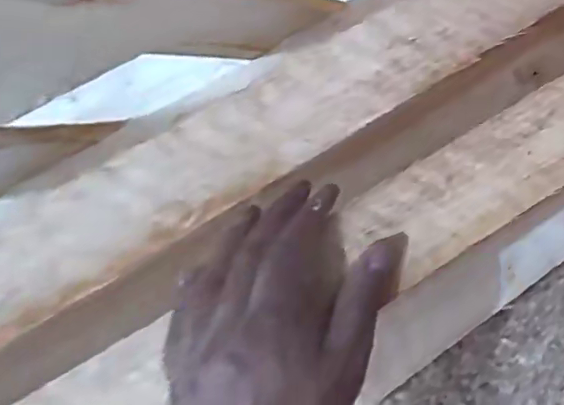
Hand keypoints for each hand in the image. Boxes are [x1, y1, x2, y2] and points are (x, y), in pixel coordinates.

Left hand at [166, 181, 404, 404]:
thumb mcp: (346, 359)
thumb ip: (361, 299)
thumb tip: (385, 242)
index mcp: (271, 319)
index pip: (287, 251)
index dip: (307, 216)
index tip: (328, 190)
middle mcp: (227, 325)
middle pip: (248, 257)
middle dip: (275, 217)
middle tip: (297, 189)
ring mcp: (196, 350)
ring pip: (209, 281)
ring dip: (232, 240)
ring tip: (250, 213)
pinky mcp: (178, 373)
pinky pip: (180, 320)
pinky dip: (191, 287)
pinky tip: (195, 274)